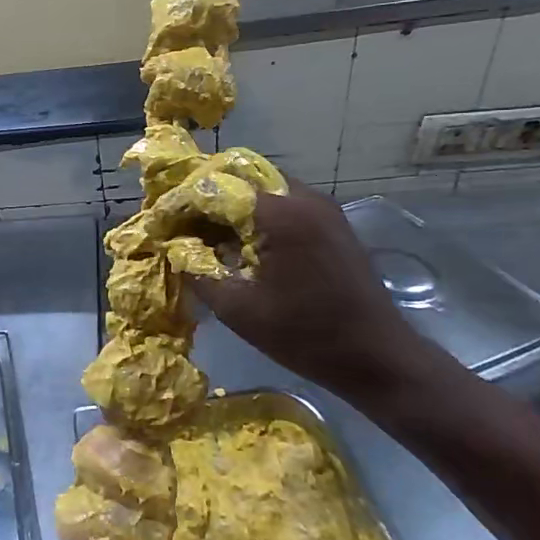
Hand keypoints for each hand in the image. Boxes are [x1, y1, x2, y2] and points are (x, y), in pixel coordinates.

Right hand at [187, 183, 437, 398]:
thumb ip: (197, 269)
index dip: (181, 203)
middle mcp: (304, 199)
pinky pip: (281, 204)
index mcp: (281, 214)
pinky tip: (238, 243)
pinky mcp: (331, 224)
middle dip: (204, 198)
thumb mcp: (238, 308)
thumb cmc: (306, 335)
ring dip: (229, 206)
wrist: (380, 360)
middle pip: (239, 179)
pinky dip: (253, 215)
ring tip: (203, 233)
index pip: (215, 188)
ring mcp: (323, 209)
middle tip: (178, 223)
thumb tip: (173, 247)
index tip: (159, 222)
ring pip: (260, 189)